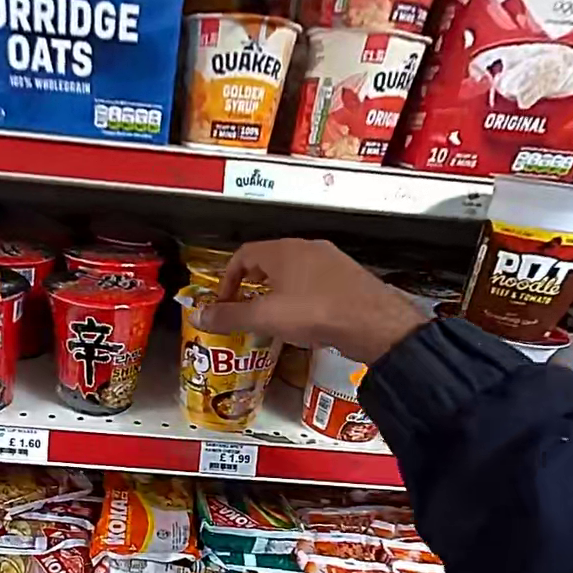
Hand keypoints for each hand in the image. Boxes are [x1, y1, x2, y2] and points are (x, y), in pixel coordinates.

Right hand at [195, 239, 431, 363]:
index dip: (228, 277)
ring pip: (294, 273)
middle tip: (244, 308)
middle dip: (252, 285)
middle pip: (269, 261)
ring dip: (277, 292)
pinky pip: (315, 284)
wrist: (373, 323)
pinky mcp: (347, 280)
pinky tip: (303, 322)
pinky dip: (301, 299)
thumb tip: (199, 316)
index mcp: (284, 250)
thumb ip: (230, 316)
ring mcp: (331, 262)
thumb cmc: (317, 312)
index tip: (224, 300)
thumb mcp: (266, 317)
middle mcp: (308, 249)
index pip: (244, 254)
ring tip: (272, 317)